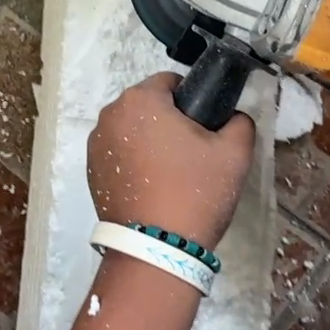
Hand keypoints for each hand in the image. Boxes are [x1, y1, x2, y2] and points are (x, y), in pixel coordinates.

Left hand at [88, 73, 256, 246]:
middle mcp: (110, 113)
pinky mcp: (90, 168)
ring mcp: (95, 141)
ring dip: (149, 141)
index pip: (170, 82)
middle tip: (193, 154)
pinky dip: (132, 162)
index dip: (191, 100)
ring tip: (172, 174)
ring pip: (132, 129)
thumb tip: (233, 116)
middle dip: (169, 121)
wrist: (157, 247)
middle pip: (148, 106)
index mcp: (140, 99)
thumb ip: (239, 123)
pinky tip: (151, 187)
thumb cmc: (195, 191)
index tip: (205, 127)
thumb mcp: (234, 154)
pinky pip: (117, 153)